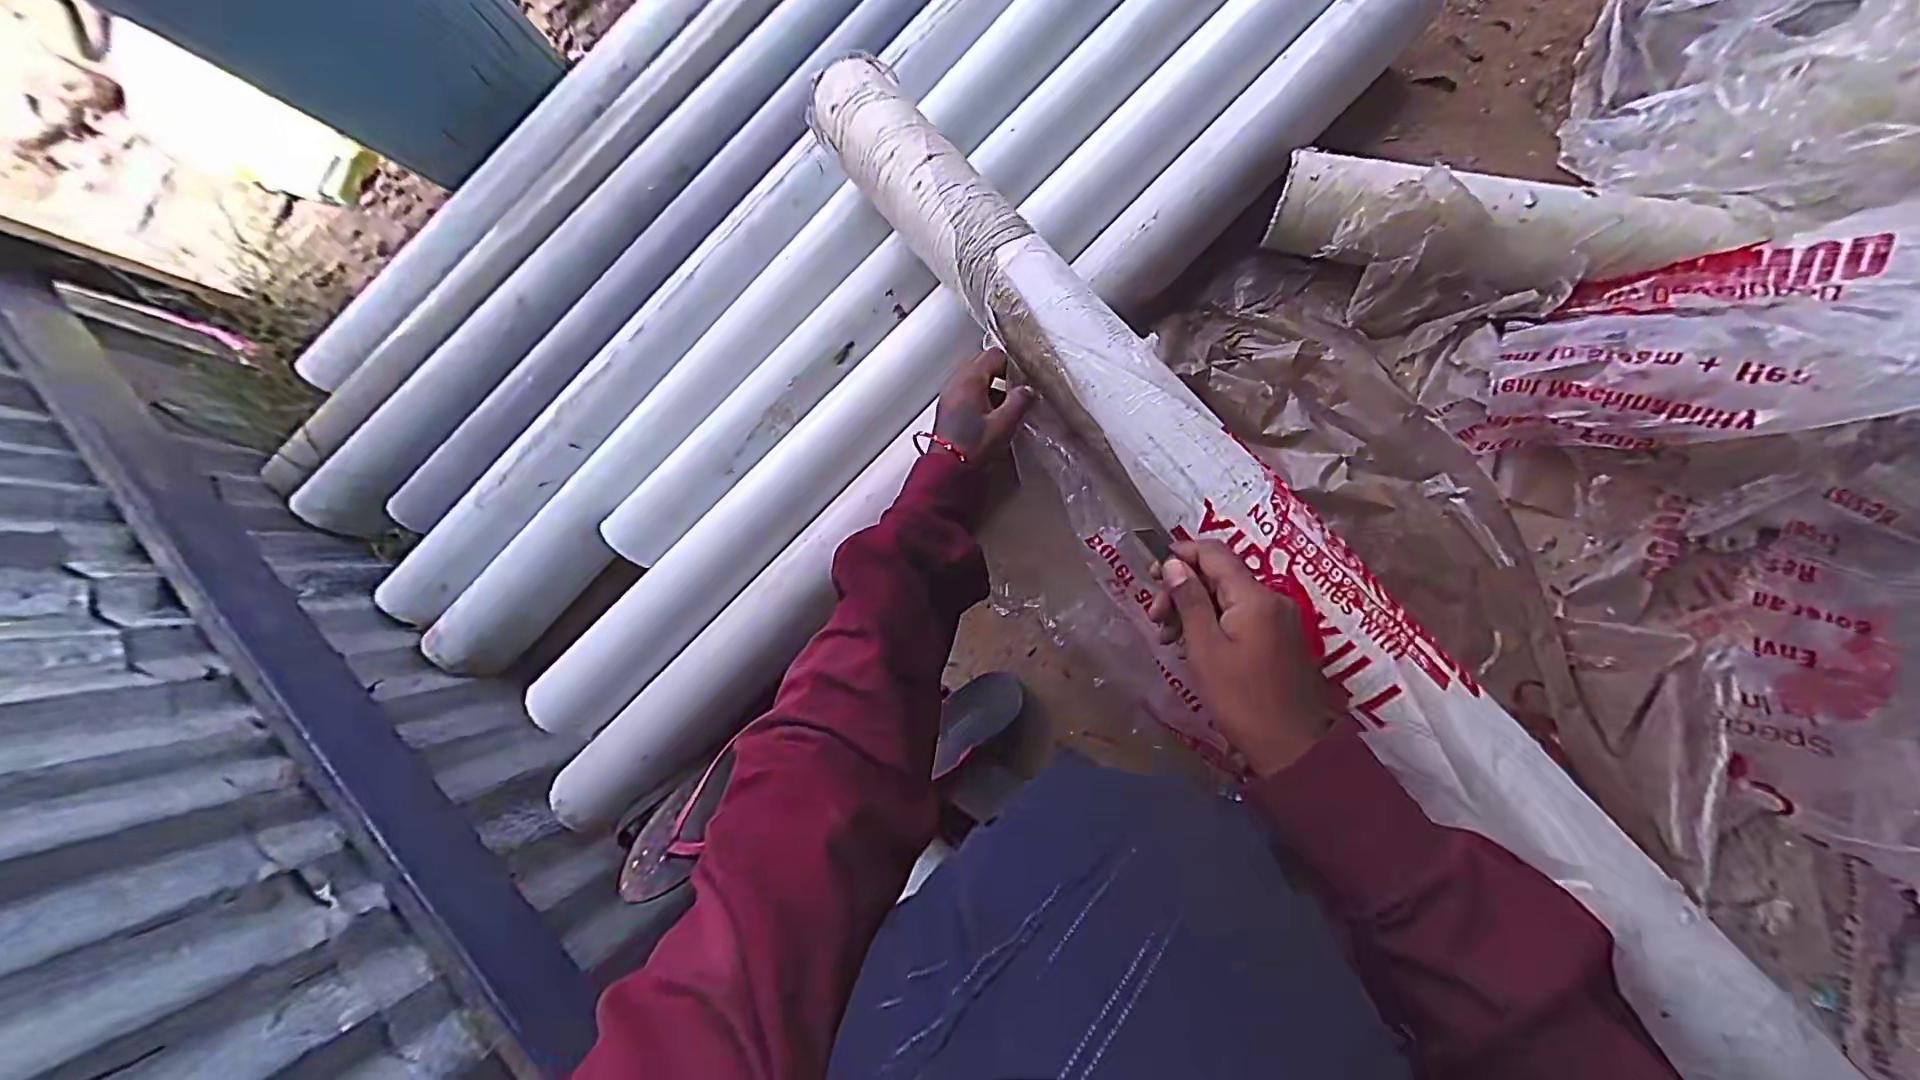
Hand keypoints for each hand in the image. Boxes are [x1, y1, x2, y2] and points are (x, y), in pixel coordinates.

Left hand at [934, 348, 1034, 460]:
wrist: (947, 471)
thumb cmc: (973, 447)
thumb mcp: (1004, 424)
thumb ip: (1019, 401)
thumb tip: (1029, 390)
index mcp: (969, 380)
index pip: (994, 355)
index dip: (1012, 365)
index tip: (1024, 380)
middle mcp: (956, 383)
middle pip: (983, 365)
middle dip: (1002, 377)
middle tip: (1017, 394)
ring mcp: (949, 396)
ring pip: (975, 380)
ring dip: (992, 389)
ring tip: (1007, 408)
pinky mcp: (948, 410)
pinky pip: (968, 394)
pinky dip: (981, 399)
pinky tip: (992, 417)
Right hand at [1149, 541, 1338, 775]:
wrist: (1291, 747)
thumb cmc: (1240, 698)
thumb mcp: (1204, 647)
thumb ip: (1189, 600)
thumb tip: (1174, 564)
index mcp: (1254, 597)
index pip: (1213, 553)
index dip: (1180, 555)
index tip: (1152, 574)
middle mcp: (1270, 599)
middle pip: (1218, 575)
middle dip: (1182, 588)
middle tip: (1155, 616)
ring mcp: (1277, 619)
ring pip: (1226, 597)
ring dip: (1193, 609)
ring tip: (1168, 638)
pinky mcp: (1278, 638)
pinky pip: (1238, 616)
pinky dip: (1211, 623)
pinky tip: (1191, 647)